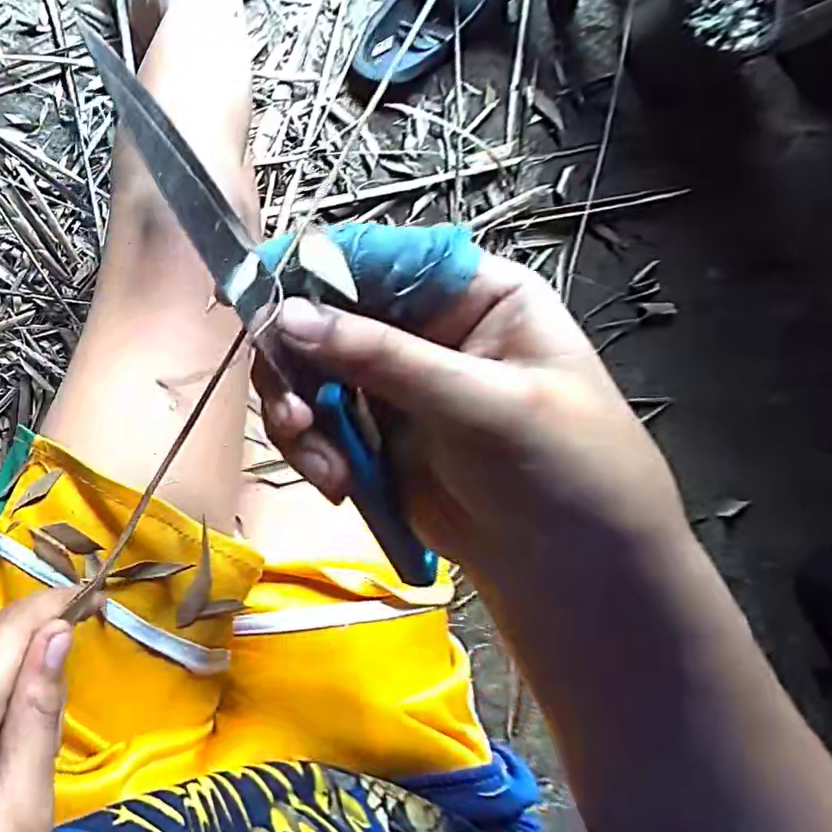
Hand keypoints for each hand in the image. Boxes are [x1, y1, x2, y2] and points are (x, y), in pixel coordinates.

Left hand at [0, 584, 75, 831]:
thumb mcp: (24, 816)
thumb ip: (39, 715)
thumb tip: (58, 632)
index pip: (9, 631)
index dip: (57, 604)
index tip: (100, 595)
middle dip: (41, 632)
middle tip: (87, 651)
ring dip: (20, 652)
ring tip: (53, 692)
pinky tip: (15, 707)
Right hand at [253, 254, 691, 592]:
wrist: (570, 570)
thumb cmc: (563, 469)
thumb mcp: (480, 404)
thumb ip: (382, 357)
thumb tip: (286, 315)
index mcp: (464, 294)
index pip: (371, 260)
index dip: (309, 274)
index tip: (261, 306)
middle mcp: (416, 328)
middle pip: (318, 318)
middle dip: (295, 368)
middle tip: (295, 415)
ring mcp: (384, 380)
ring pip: (301, 373)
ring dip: (298, 418)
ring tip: (325, 466)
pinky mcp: (362, 427)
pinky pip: (308, 421)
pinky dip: (308, 450)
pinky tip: (336, 482)